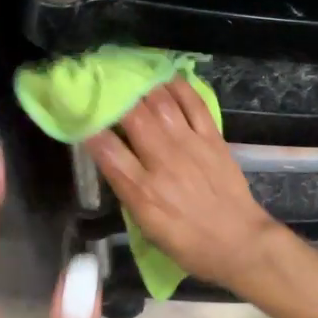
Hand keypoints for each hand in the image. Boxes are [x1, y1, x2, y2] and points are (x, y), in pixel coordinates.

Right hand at [84, 78, 284, 287]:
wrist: (239, 242)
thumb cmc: (189, 244)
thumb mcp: (146, 227)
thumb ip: (127, 190)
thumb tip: (112, 160)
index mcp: (142, 191)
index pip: (106, 150)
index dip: (89, 127)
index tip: (78, 111)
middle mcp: (164, 162)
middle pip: (133, 118)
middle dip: (114, 96)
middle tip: (101, 82)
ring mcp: (191, 146)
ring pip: (162, 104)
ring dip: (143, 85)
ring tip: (129, 73)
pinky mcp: (213, 138)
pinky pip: (194, 104)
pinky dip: (179, 87)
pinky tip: (166, 77)